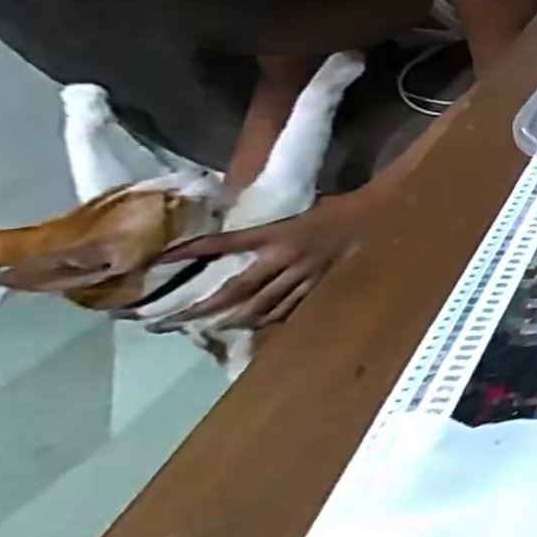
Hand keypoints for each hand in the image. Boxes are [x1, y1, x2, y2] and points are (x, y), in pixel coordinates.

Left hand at [159, 191, 375, 328]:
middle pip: (240, 288)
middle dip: (206, 306)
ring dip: (237, 318)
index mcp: (278, 234)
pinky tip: (259, 324)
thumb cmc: (337, 208)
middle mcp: (287, 257)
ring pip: (264, 304)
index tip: (160, 260)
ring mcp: (306, 274)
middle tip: (175, 321)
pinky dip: (272, 318)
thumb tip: (238, 235)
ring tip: (216, 328)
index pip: (228, 243)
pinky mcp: (322, 283)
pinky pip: (292, 307)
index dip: (195, 250)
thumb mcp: (300, 211)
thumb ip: (271, 228)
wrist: (376, 214)